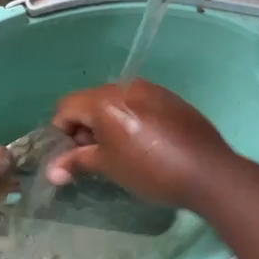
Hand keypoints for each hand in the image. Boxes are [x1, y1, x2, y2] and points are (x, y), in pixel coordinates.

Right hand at [49, 80, 257, 209]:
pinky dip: (130, 119)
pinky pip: (137, 103)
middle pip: (89, 102)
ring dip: (107, 122)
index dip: (61, 132)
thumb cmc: (150, 170)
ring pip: (114, 101)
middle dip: (84, 127)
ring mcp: (150, 89)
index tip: (72, 156)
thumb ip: (76, 162)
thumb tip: (50, 171)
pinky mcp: (169, 98)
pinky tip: (144, 144)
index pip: (66, 107)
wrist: (208, 172)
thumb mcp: (109, 166)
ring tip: (121, 151)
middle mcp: (124, 86)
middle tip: (95, 157)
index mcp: (104, 100)